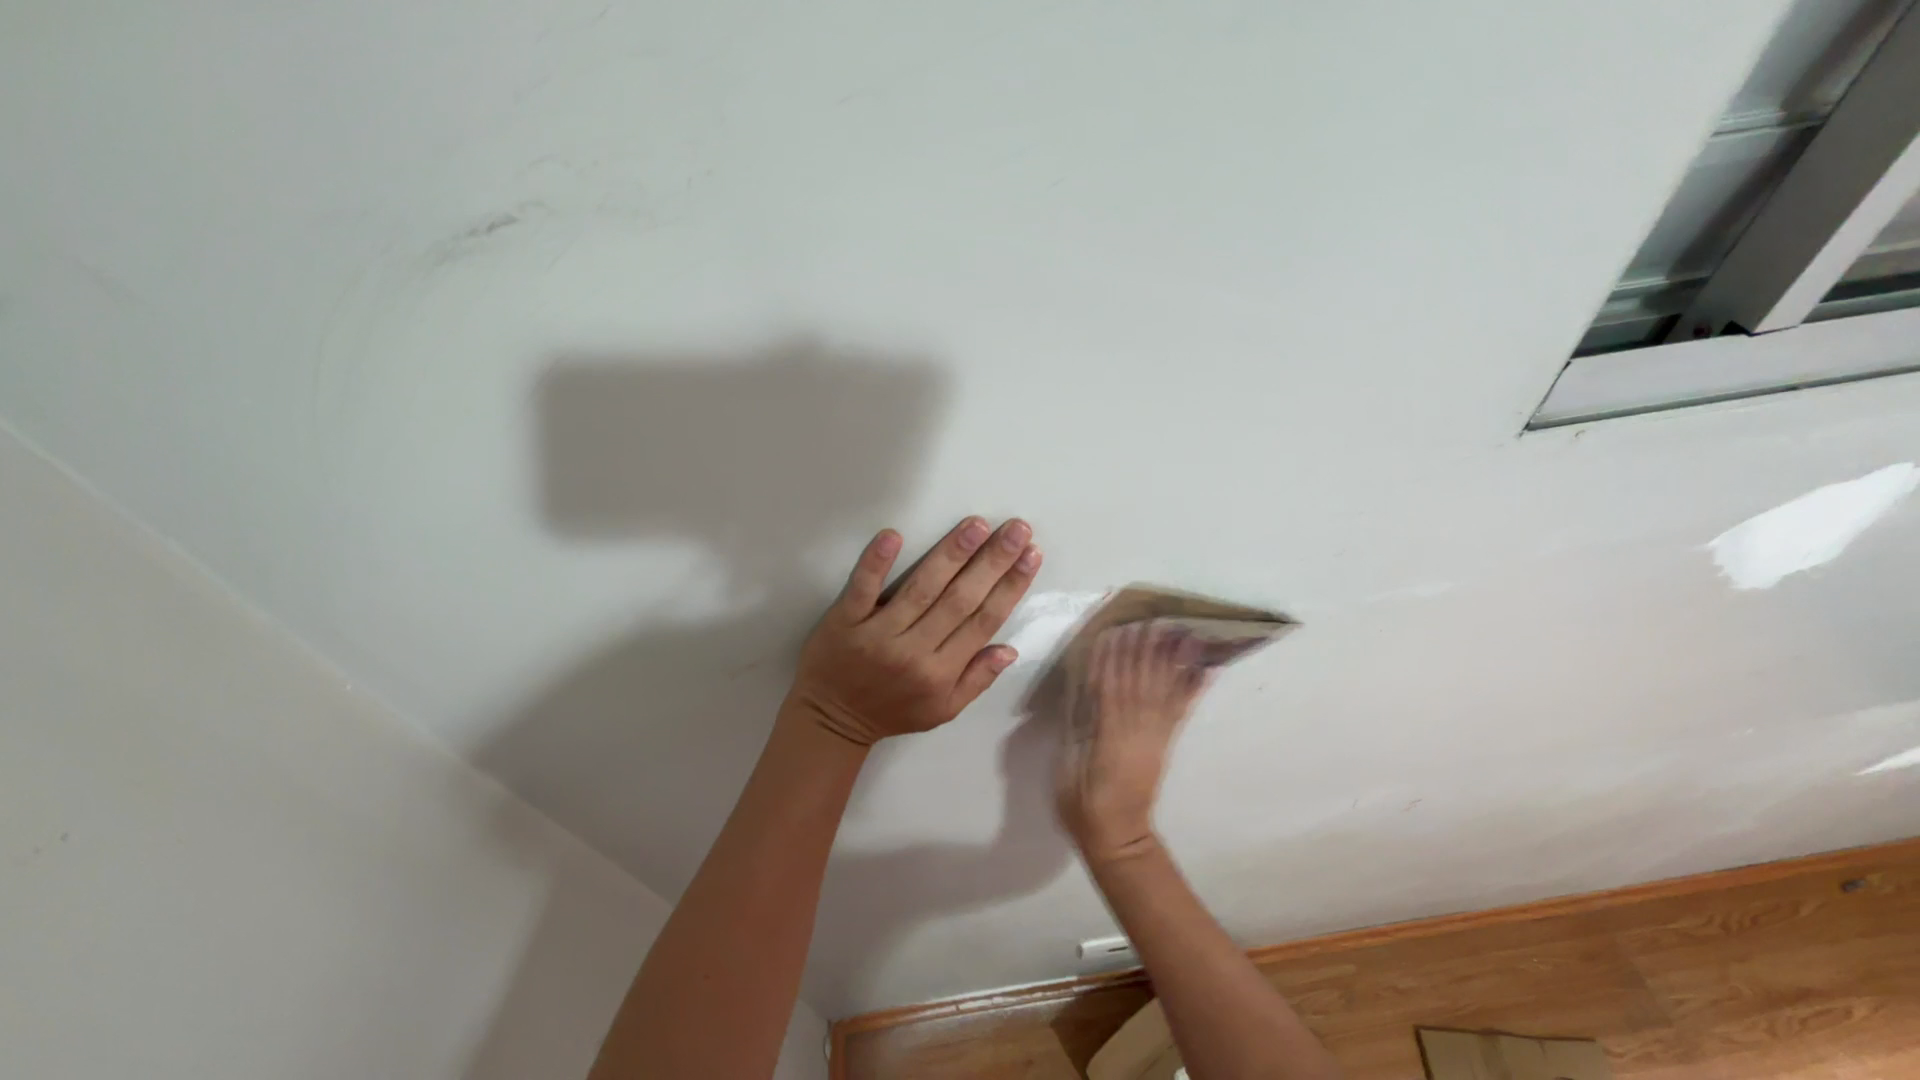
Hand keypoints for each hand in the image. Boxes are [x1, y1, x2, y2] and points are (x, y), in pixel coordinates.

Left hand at [785, 517, 1042, 745]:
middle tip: (1016, 528)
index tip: (1031, 555)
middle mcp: (914, 651)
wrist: (830, 720)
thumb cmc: (892, 711)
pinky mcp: (844, 621)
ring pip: (921, 589)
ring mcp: (878, 634)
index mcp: (941, 672)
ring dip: (951, 554)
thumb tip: (1010, 649)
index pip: (984, 621)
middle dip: (992, 561)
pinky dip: (877, 563)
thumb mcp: (942, 710)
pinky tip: (894, 535)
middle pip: (960, 599)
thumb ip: (977, 679)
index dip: (1010, 587)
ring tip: (976, 525)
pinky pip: (863, 589)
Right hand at [1057, 620, 1212, 862]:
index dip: (1113, 655)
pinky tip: (1206, 669)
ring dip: (1172, 659)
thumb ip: (1078, 727)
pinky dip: (1194, 689)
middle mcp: (1134, 729)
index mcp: (1106, 733)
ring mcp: (1154, 736)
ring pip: (1163, 689)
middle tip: (1154, 618)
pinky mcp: (1165, 744)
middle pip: (1140, 680)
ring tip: (1183, 632)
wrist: (1116, 836)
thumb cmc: (1081, 802)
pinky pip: (1181, 712)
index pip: (1108, 684)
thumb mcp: (1069, 764)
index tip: (1117, 627)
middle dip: (1145, 648)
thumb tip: (1084, 690)